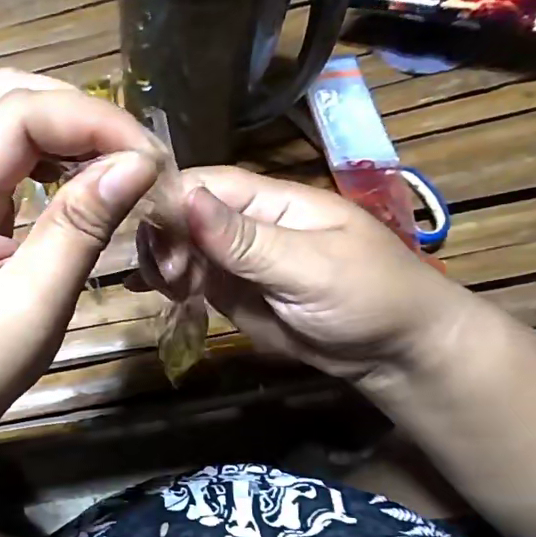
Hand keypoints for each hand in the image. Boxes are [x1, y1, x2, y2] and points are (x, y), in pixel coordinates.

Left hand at [0, 70, 160, 428]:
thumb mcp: (35, 302)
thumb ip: (81, 226)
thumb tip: (140, 162)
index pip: (15, 115)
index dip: (89, 121)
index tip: (150, 157)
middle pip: (7, 98)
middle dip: (79, 115)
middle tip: (136, 158)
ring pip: (8, 116)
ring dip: (68, 128)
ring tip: (118, 164)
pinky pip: (10, 151)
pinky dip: (54, 151)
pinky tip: (85, 176)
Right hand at [134, 166, 470, 381]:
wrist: (396, 352)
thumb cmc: (368, 297)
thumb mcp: (309, 267)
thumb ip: (246, 240)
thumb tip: (187, 198)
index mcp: (270, 201)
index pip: (204, 184)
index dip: (170, 203)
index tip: (153, 238)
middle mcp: (244, 223)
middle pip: (182, 215)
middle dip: (162, 240)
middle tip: (166, 277)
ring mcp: (234, 259)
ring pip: (178, 247)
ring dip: (159, 263)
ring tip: (164, 289)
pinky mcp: (228, 290)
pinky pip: (186, 278)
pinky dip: (162, 283)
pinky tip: (139, 291)